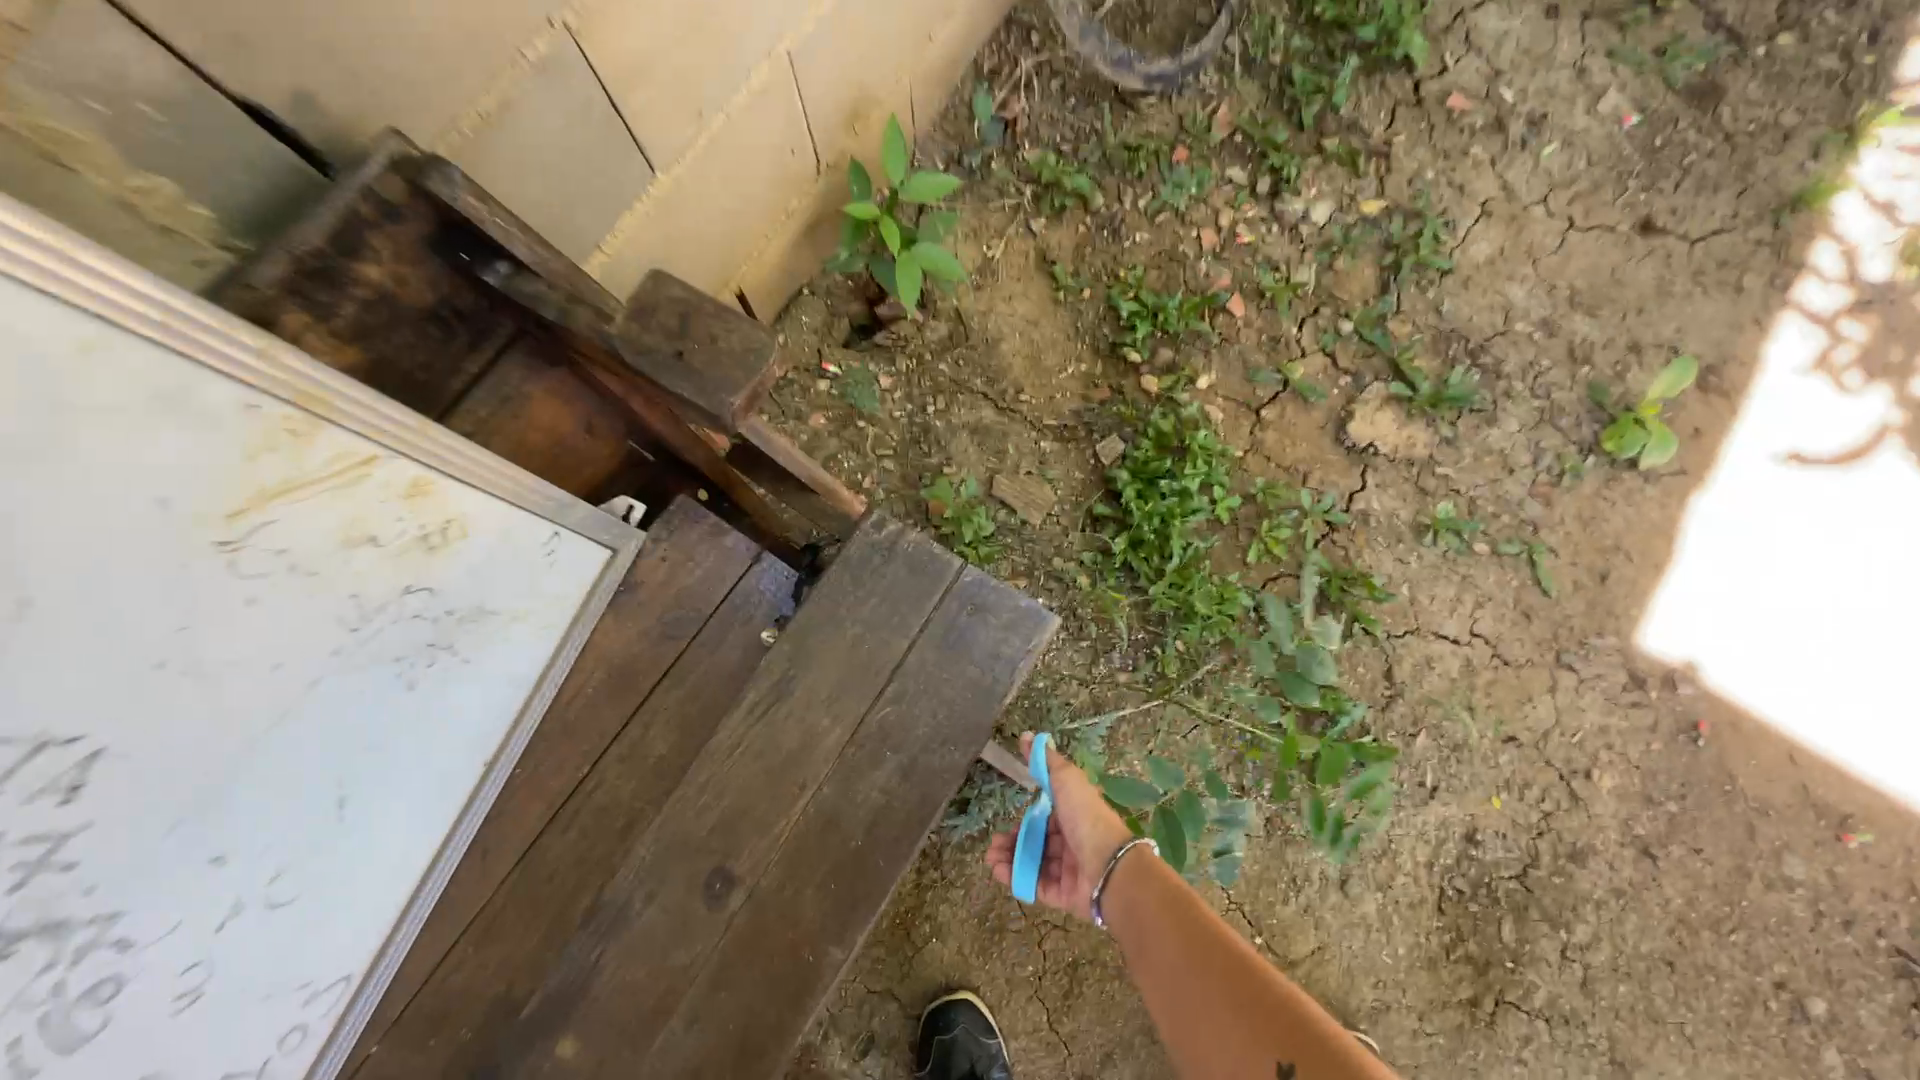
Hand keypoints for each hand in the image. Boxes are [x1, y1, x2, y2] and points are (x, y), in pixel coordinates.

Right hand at [986, 732, 1135, 919]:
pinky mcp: (1062, 893)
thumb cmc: (1086, 817)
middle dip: (1010, 842)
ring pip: (1031, 863)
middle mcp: (1070, 842)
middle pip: (1034, 842)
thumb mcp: (1066, 779)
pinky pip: (1034, 885)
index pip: (1044, 817)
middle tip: (993, 844)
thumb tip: (1026, 736)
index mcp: (1073, 816)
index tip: (1007, 820)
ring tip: (991, 858)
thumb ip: (1045, 761)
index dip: (1025, 819)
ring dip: (1007, 859)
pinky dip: (1015, 877)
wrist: (1109, 866)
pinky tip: (1000, 870)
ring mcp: (1066, 869)